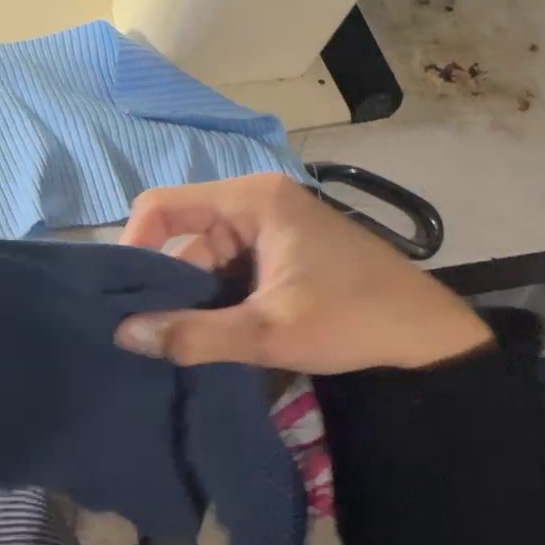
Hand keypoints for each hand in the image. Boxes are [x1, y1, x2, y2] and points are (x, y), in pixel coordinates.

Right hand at [113, 174, 490, 373]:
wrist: (423, 337)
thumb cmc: (351, 320)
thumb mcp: (265, 332)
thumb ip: (191, 334)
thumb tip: (122, 334)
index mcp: (252, 201)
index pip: (161, 206)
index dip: (133, 247)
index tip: (124, 299)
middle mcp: (252, 206)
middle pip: (175, 239)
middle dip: (160, 287)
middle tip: (149, 335)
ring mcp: (262, 232)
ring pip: (194, 265)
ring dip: (185, 303)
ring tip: (178, 343)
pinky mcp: (269, 257)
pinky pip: (217, 277)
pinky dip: (206, 306)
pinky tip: (204, 336)